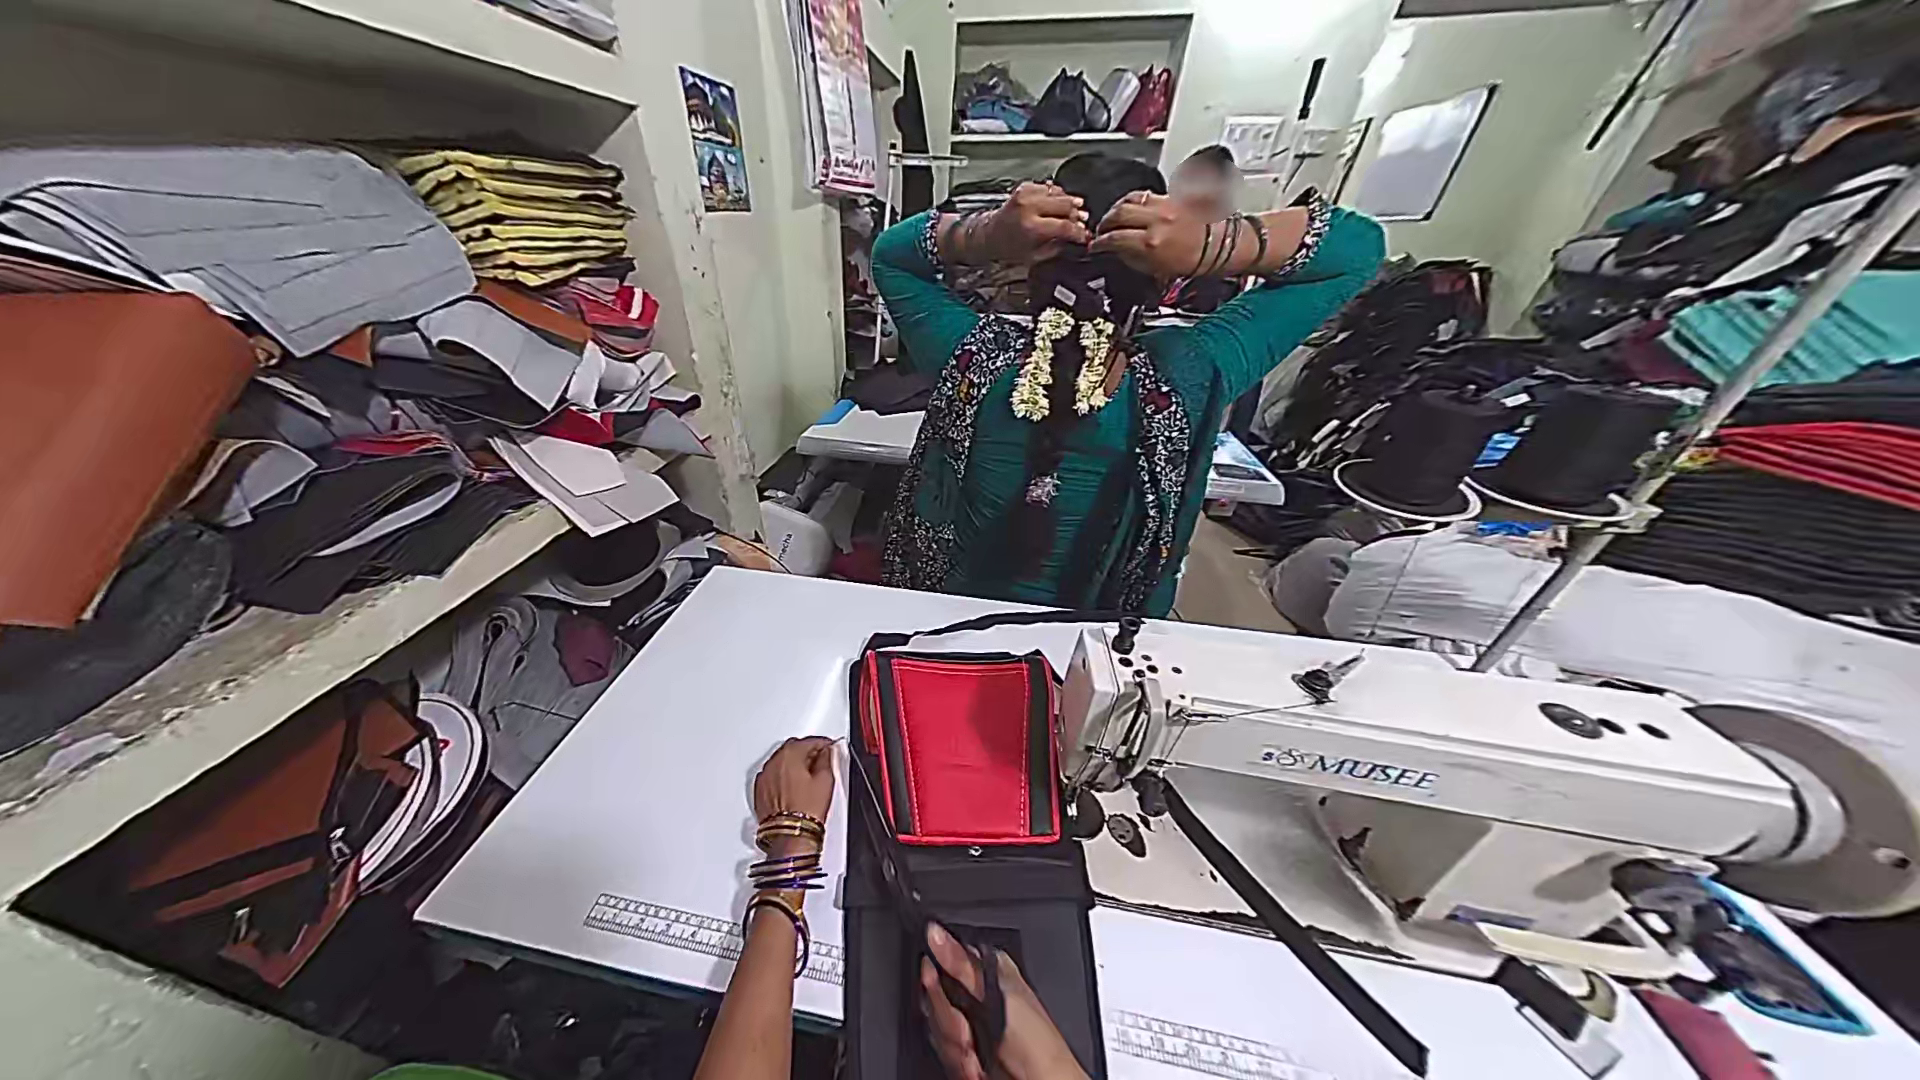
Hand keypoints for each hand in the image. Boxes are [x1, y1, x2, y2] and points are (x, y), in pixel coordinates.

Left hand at [752, 736, 834, 830]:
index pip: (809, 741)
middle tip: (821, 759)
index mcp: (789, 755)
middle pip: (792, 748)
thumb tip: (826, 753)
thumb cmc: (806, 811)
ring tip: (808, 775)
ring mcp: (764, 777)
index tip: (829, 747)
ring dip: (793, 763)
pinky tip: (794, 786)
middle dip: (807, 751)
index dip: (823, 743)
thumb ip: (826, 759)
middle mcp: (773, 763)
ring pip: (781, 761)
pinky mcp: (760, 792)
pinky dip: (782, 776)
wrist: (790, 836)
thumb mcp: (825, 779)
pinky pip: (773, 776)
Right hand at [922, 923, 1088, 1079]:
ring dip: (955, 1046)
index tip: (933, 983)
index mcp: (985, 970)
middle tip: (967, 1030)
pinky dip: (959, 1064)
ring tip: (978, 1053)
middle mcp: (974, 994)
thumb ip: (961, 962)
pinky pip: (943, 1053)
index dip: (933, 978)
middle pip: (934, 998)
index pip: (941, 962)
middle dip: (948, 1019)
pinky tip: (978, 1067)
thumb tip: (935, 931)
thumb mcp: (997, 992)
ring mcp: (968, 1025)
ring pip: (936, 1028)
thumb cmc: (1034, 1037)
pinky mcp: (964, 1054)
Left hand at [963, 182, 1090, 264]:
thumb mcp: (1033, 257)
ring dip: (1069, 203)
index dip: (1079, 231)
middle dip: (1077, 215)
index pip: (1065, 225)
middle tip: (1082, 222)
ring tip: (1074, 212)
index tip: (1085, 235)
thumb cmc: (1006, 248)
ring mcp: (1026, 194)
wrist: (988, 235)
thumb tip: (1072, 240)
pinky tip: (1058, 204)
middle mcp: (1028, 207)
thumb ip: (1055, 247)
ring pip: (1059, 193)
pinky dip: (1056, 195)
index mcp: (1031, 227)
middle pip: (1065, 204)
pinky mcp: (1024, 187)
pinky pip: (1049, 187)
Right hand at [1089, 191, 1211, 277]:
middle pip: (1118, 213)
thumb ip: (1131, 258)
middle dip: (1104, 223)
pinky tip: (1130, 207)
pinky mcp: (1172, 196)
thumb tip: (1115, 250)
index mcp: (1150, 242)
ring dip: (1116, 209)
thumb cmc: (1193, 261)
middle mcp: (1156, 219)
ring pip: (1130, 199)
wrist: (1219, 247)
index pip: (1114, 238)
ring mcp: (1165, 204)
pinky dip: (1133, 201)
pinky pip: (1146, 194)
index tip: (1095, 246)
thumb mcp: (1155, 269)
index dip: (1099, 243)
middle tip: (1100, 231)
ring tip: (1112, 218)